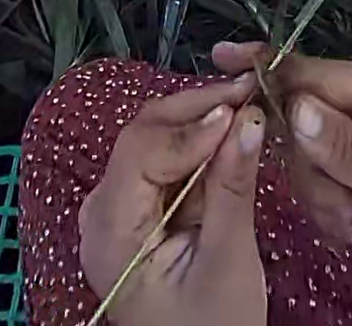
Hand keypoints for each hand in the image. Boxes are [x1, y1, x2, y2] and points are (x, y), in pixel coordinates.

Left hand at [77, 75, 268, 325]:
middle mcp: (101, 209)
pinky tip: (228, 126)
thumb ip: (233, 186)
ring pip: (155, 133)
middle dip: (197, 109)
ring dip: (200, 116)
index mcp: (110, 233)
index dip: (190, 126)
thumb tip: (249, 117)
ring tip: (243, 103)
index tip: (238, 110)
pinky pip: (165, 149)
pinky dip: (198, 135)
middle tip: (247, 91)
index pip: (141, 152)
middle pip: (144, 133)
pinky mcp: (137, 198)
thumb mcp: (228, 260)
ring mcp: (117, 201)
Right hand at [211, 41, 351, 253]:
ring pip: (305, 161)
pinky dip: (335, 217)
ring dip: (327, 203)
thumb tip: (292, 104)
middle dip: (314, 174)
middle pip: (298, 123)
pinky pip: (319, 188)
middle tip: (350, 209)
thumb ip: (345, 147)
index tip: (219, 62)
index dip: (264, 69)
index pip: (307, 72)